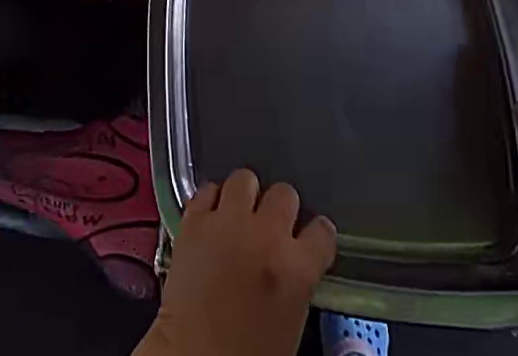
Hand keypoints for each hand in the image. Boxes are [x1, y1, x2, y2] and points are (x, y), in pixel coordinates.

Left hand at [137, 169, 337, 355]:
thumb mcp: (290, 321)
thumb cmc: (246, 355)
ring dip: (244, 194)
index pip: (323, 230)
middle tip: (268, 224)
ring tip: (238, 212)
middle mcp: (267, 237)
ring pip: (245, 179)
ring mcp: (229, 225)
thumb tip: (297, 262)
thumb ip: (298, 279)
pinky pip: (206, 191)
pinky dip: (210, 200)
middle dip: (279, 208)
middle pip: (285, 194)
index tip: (309, 238)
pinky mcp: (194, 224)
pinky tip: (211, 215)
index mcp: (297, 269)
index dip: (316, 234)